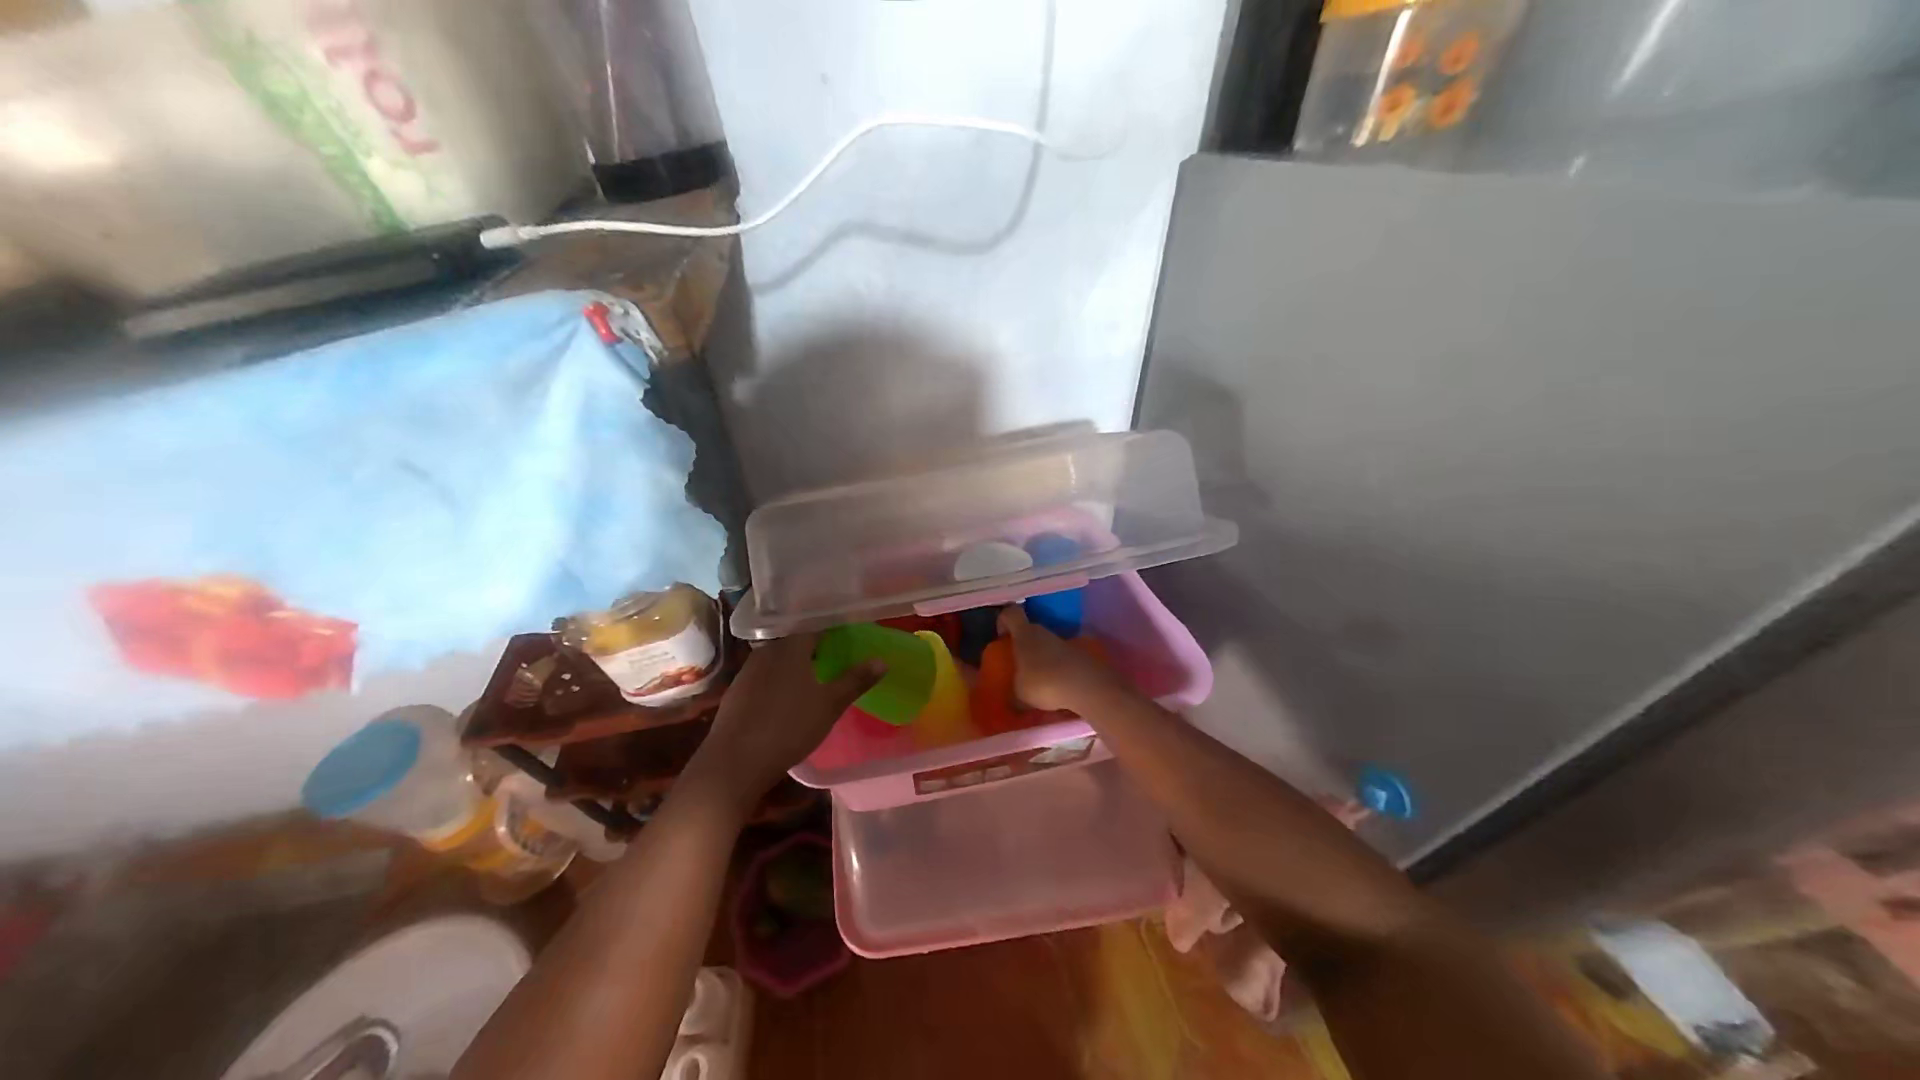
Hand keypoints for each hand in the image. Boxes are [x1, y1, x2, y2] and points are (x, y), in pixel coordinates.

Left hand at [682, 633, 881, 811]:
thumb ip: (855, 680)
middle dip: (814, 646)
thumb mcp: (830, 705)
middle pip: (794, 641)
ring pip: (777, 659)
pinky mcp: (737, 693)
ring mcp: (747, 672)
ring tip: (815, 676)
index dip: (832, 628)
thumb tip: (882, 660)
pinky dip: (779, 680)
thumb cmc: (789, 727)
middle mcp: (766, 652)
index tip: (848, 634)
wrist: (735, 761)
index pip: (814, 626)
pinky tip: (787, 698)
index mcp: (791, 648)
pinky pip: (764, 676)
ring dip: (795, 664)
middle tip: (836, 655)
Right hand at [997, 605, 1126, 711]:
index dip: (1003, 620)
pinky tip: (1056, 686)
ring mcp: (1064, 642)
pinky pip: (1061, 657)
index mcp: (1024, 635)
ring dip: (1041, 657)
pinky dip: (1056, 667)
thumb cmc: (1043, 682)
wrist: (1086, 685)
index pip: (1010, 613)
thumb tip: (1012, 701)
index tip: (1001, 637)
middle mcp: (1044, 632)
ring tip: (1037, 679)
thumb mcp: (1020, 694)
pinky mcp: (1079, 654)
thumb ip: (1013, 694)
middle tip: (1017, 663)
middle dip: (1022, 643)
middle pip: (1029, 629)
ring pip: (1046, 644)